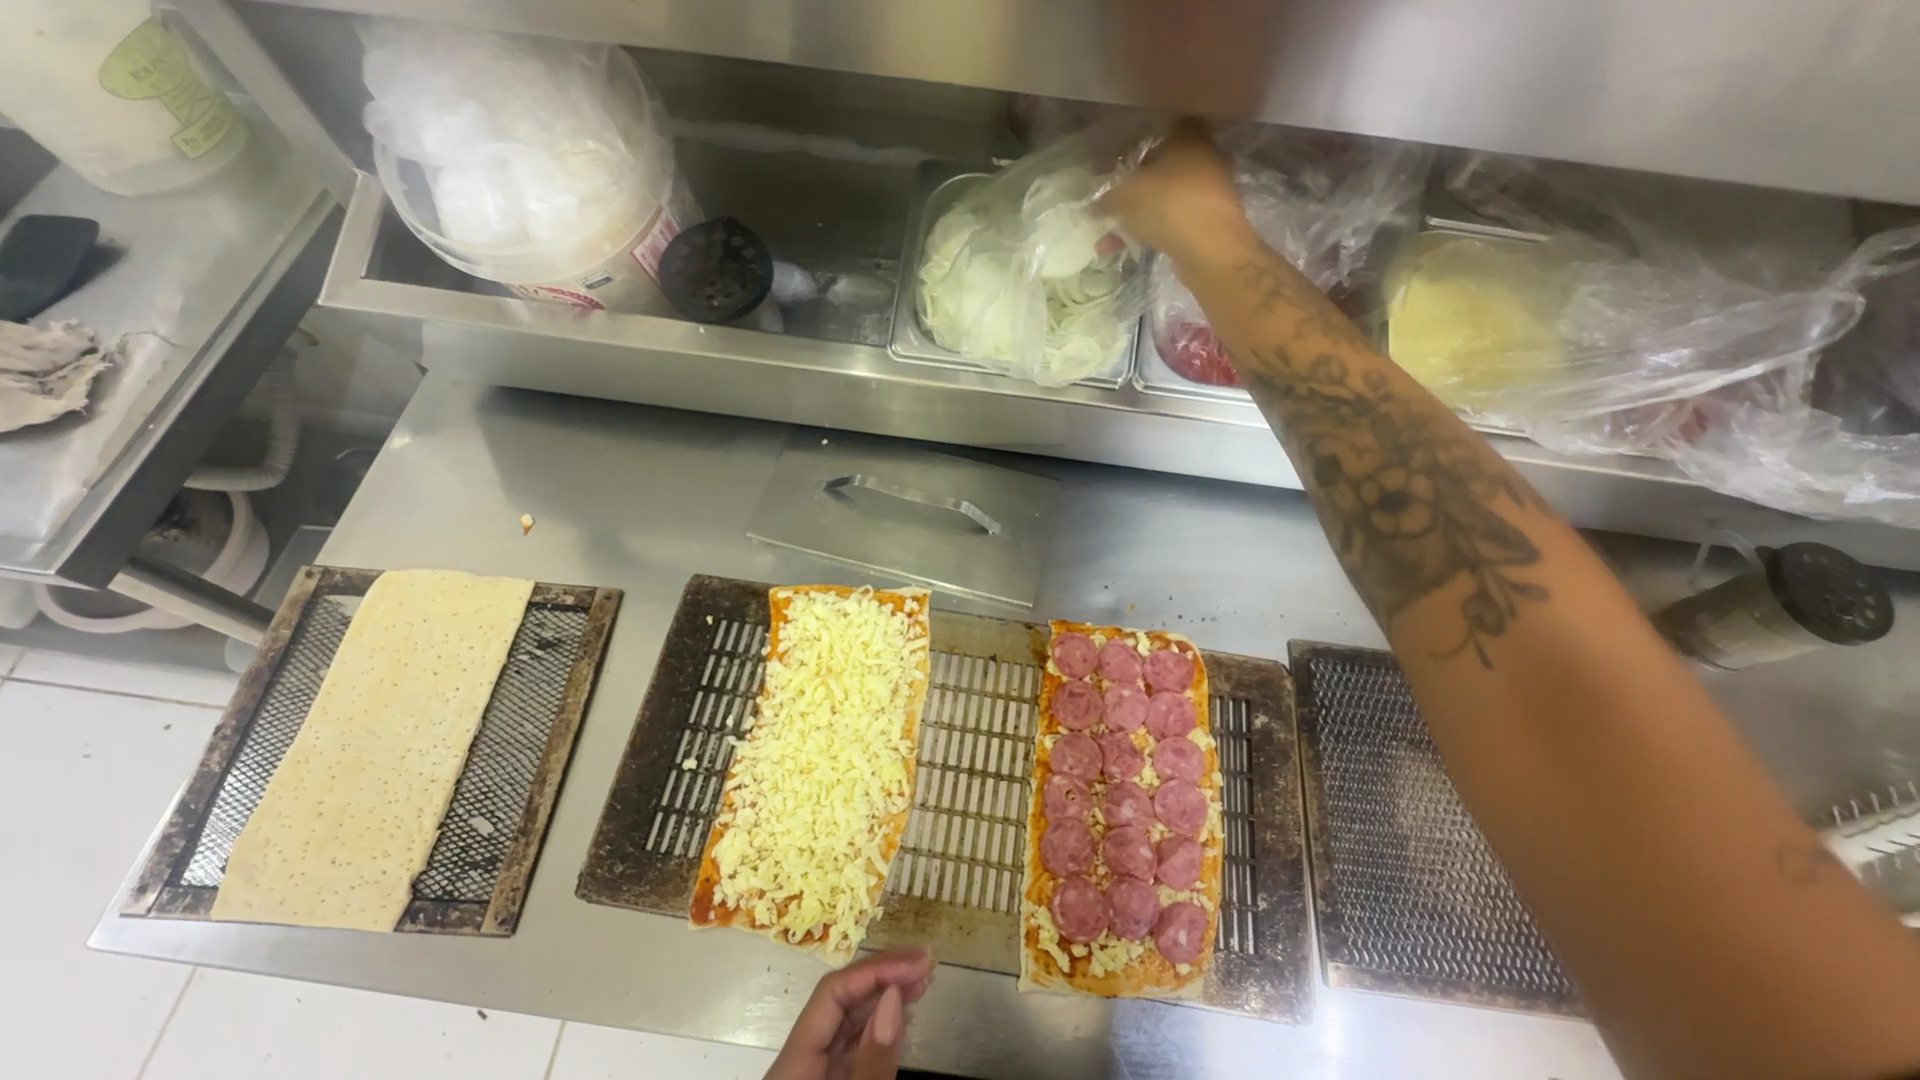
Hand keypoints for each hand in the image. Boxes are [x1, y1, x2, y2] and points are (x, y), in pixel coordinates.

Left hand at [764, 949, 934, 1079]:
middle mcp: (800, 1061)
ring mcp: (814, 1074)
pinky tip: (904, 1014)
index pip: (831, 994)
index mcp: (793, 1063)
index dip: (875, 970)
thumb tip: (894, 996)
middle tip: (927, 961)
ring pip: (849, 1024)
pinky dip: (882, 1029)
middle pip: (840, 1003)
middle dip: (884, 977)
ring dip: (887, 998)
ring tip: (923, 978)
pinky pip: (854, 1047)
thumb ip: (872, 1061)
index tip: (917, 962)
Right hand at [1099, 118, 1252, 265]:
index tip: (1119, 161)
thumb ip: (1106, 196)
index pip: (1166, 128)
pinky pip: (1173, 222)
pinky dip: (1150, 232)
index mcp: (1189, 138)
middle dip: (1138, 183)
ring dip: (1139, 214)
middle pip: (1165, 166)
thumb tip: (1093, 203)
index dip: (1141, 143)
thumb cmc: (1168, 205)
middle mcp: (1205, 159)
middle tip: (1113, 197)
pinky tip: (1124, 249)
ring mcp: (1210, 193)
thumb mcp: (1124, 196)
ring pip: (1167, 198)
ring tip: (1110, 233)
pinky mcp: (1210, 223)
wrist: (1211, 250)